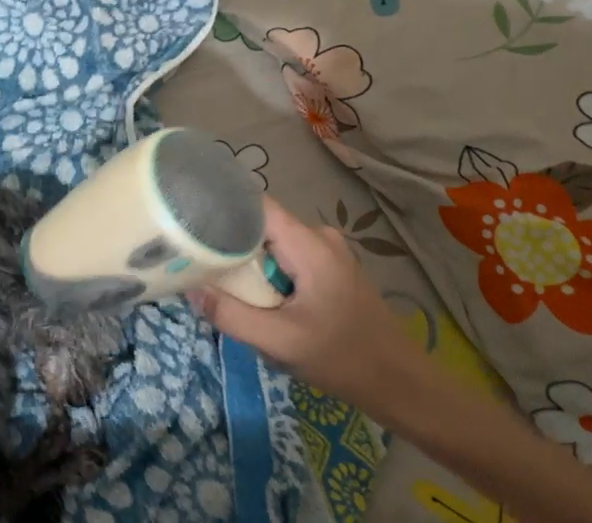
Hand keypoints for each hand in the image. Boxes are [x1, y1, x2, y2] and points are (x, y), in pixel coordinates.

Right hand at [191, 197, 423, 408]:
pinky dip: (262, 269)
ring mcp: (326, 252)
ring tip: (213, 277)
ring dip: (243, 259)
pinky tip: (248, 292)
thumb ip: (231, 314)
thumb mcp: (281, 343)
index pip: (253, 204)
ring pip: (268, 242)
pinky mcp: (328, 269)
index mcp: (309, 245)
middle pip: (257, 223)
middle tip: (190, 257)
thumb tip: (189, 288)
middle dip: (224, 239)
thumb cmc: (345, 360)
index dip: (218, 207)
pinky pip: (283, 255)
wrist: (405, 388)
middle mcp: (318, 237)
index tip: (186, 221)